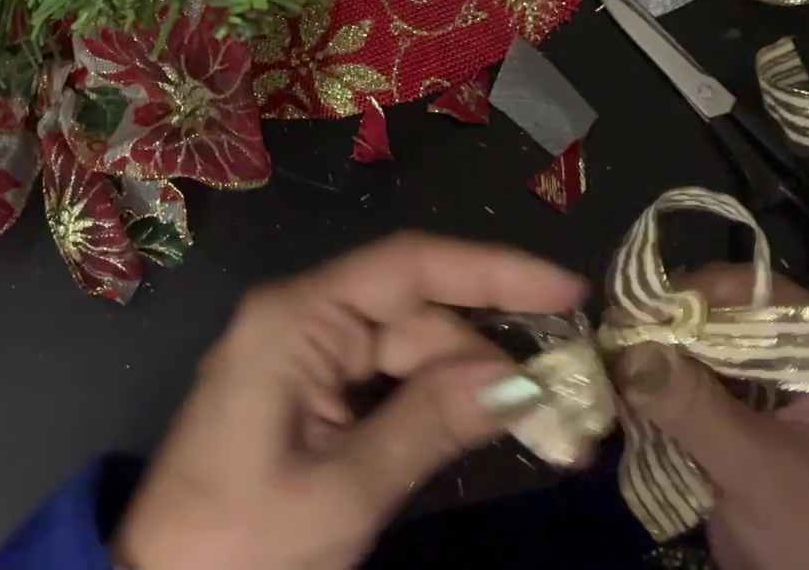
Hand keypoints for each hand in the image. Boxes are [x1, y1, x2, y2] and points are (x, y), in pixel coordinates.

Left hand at [113, 232, 586, 569]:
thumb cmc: (239, 542)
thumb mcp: (343, 492)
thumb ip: (429, 424)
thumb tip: (518, 381)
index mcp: (296, 317)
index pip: (408, 267)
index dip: (492, 271)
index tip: (566, 290)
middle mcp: (300, 316)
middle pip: (413, 312)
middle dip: (489, 350)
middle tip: (568, 398)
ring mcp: (302, 352)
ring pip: (405, 347)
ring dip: (469, 381)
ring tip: (544, 421)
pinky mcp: (306, 388)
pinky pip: (383, 377)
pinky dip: (433, 399)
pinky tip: (484, 420)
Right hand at [614, 265, 808, 569]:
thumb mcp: (761, 478)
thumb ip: (693, 409)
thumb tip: (622, 346)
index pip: (754, 293)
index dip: (688, 299)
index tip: (626, 320)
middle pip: (721, 310)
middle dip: (664, 328)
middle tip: (608, 345)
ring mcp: (780, 374)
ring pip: (699, 337)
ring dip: (655, 353)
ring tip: (610, 367)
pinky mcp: (749, 400)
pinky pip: (694, 367)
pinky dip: (660, 378)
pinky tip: (628, 389)